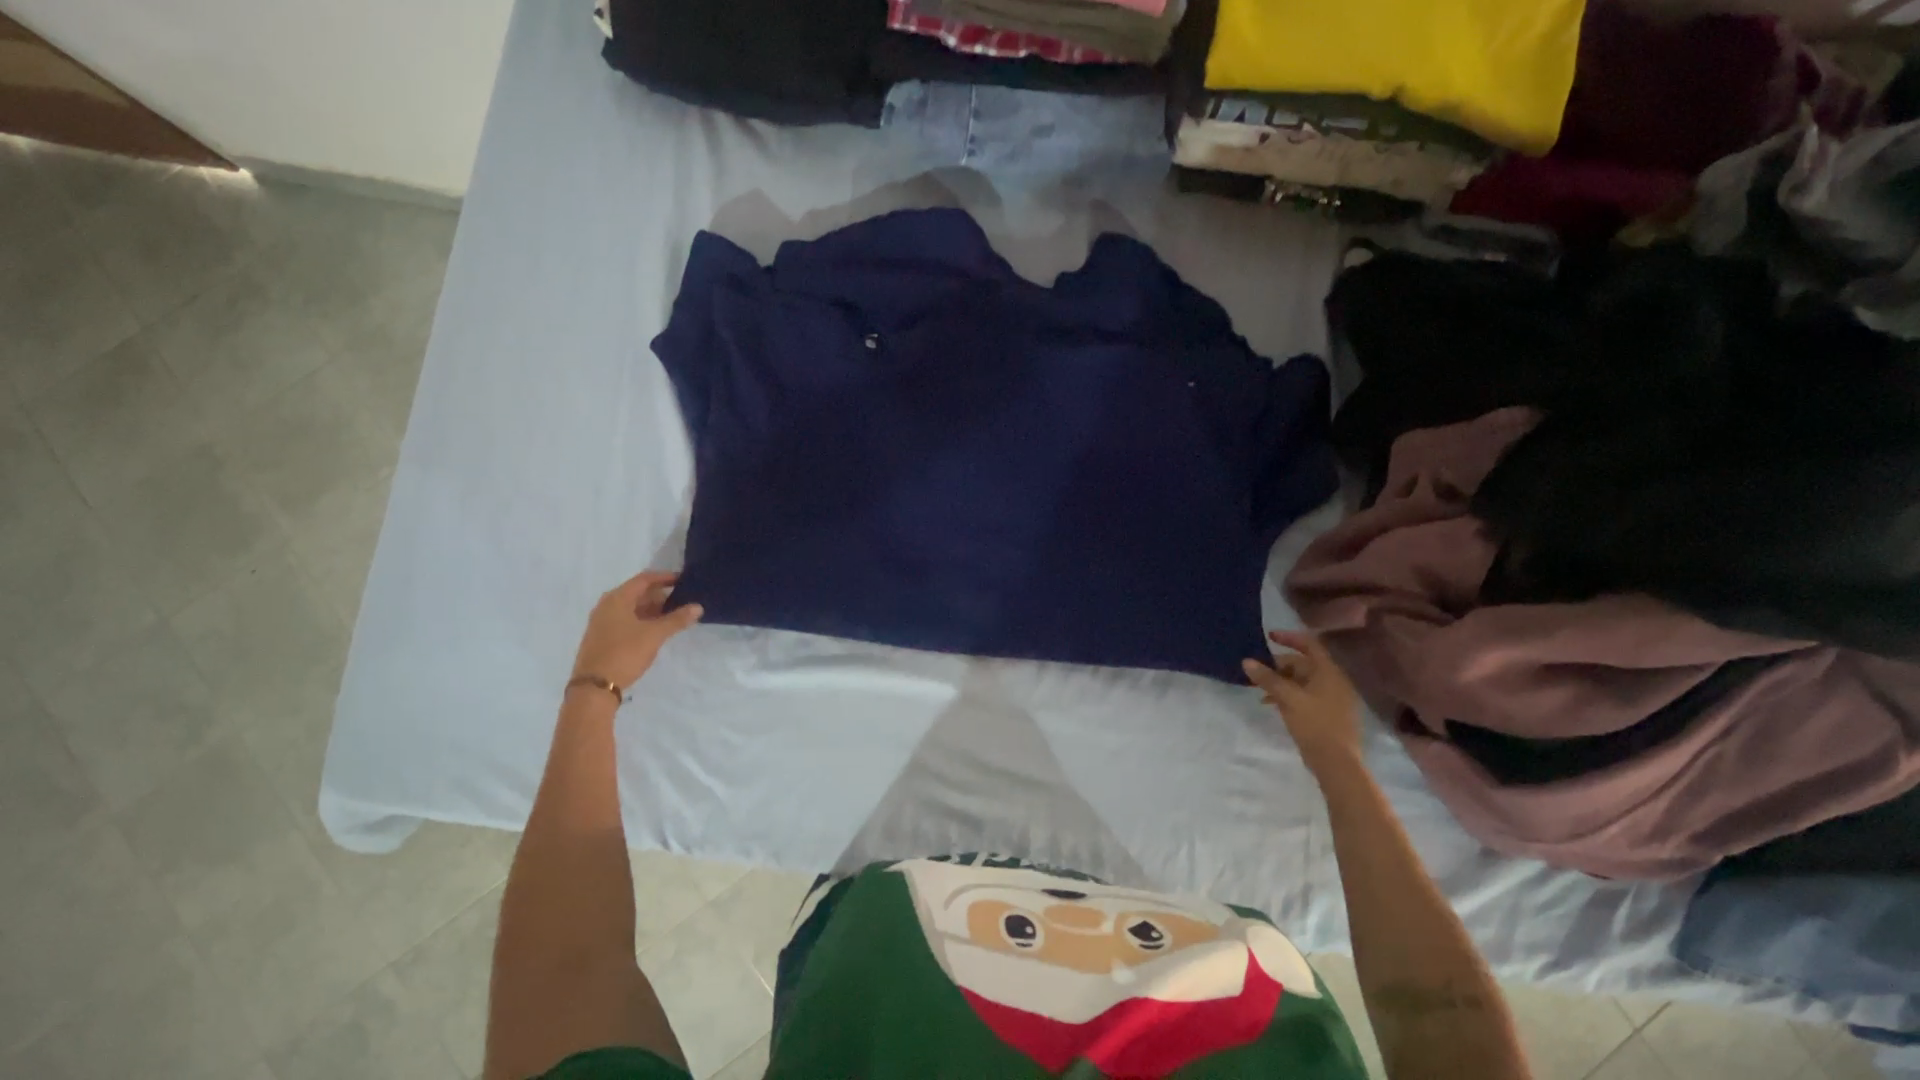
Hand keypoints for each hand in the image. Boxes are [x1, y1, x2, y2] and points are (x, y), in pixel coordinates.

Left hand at [571, 571, 703, 691]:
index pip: (644, 579)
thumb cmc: (624, 653)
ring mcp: (602, 622)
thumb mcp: (654, 635)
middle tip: (681, 602)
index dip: (664, 578)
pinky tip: (655, 632)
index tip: (683, 580)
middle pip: (637, 593)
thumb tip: (698, 607)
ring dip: (652, 610)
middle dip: (660, 596)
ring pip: (631, 608)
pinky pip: (625, 620)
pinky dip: (642, 621)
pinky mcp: (602, 637)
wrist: (594, 687)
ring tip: (672, 618)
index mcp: (617, 598)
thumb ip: (676, 620)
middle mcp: (606, 605)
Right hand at [1243, 630, 1362, 766]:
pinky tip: (1272, 705)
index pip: (1309, 645)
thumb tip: (1247, 661)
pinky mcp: (1327, 713)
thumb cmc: (1315, 724)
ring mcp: (1332, 698)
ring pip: (1302, 681)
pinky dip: (1289, 696)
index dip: (1289, 638)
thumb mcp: (1288, 699)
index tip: (1268, 637)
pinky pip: (1305, 695)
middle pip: (1303, 664)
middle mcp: (1333, 680)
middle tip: (1257, 673)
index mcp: (1328, 672)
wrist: (1337, 762)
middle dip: (1279, 666)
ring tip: (1260, 691)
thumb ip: (1268, 679)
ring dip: (1281, 683)